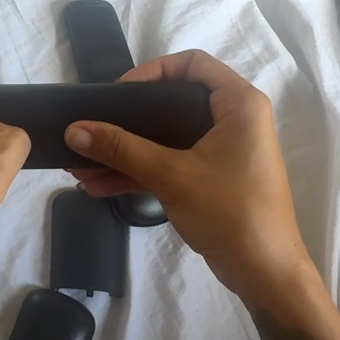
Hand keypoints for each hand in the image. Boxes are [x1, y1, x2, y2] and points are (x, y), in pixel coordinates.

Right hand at [65, 50, 313, 300]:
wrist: (266, 275)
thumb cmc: (230, 212)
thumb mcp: (171, 175)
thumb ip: (121, 149)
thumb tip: (74, 130)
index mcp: (239, 104)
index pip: (192, 64)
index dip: (152, 71)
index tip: (119, 93)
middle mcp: (233, 120)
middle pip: (172, 102)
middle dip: (127, 119)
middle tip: (95, 127)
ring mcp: (222, 151)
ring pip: (165, 138)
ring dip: (126, 151)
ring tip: (82, 164)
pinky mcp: (211, 178)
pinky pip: (169, 163)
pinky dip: (138, 171)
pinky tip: (99, 184)